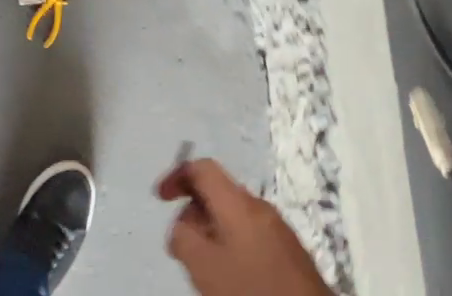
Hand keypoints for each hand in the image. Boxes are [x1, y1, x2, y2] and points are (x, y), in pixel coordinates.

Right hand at [157, 158, 332, 295]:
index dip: (177, 176)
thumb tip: (183, 224)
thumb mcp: (203, 266)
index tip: (161, 199)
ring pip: (235, 217)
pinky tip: (232, 277)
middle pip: (219, 193)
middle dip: (194, 212)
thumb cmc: (251, 290)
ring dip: (212, 233)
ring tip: (205, 268)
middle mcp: (261, 208)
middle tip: (182, 246)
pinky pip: (251, 236)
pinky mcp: (290, 253)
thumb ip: (182, 237)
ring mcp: (280, 230)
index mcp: (239, 204)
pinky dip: (232, 246)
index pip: (203, 168)